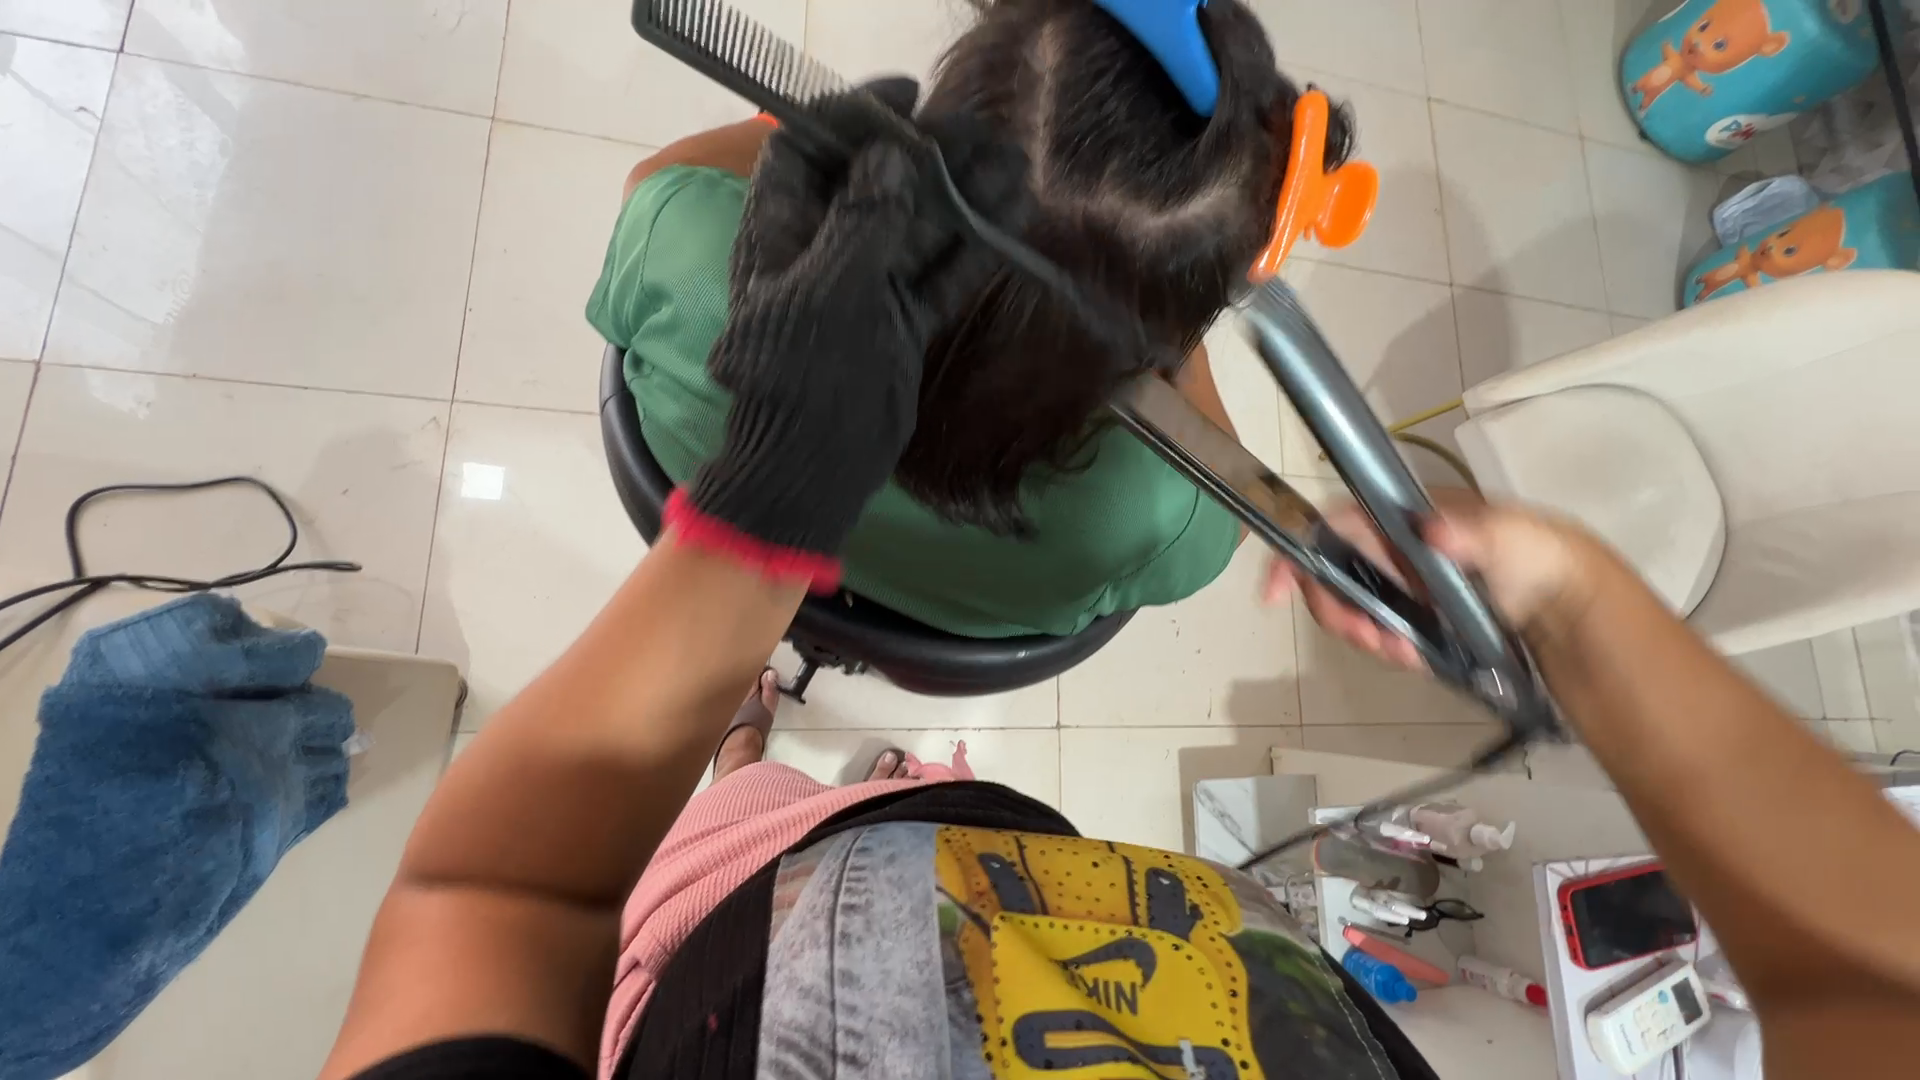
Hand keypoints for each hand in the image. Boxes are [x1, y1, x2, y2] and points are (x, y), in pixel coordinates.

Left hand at [672, 78, 1030, 587]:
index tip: (907, 101)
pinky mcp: (903, 322)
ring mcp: (867, 288)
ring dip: (963, 198)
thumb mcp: (828, 291)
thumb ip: (863, 221)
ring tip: (1013, 164)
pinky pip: (941, 275)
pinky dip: (974, 250)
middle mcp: (824, 252)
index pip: (808, 150)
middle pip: (877, 184)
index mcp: (780, 233)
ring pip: (918, 229)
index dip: (854, 117)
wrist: (816, 465)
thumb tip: (890, 154)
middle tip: (983, 136)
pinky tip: (1012, 216)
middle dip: (928, 156)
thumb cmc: (802, 378)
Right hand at [1265, 493, 1607, 668]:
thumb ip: (1472, 532)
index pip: (1328, 528)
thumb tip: (1431, 531)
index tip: (1273, 593)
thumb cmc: (1540, 556)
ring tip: (1401, 652)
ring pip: (1345, 608)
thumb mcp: (1512, 536)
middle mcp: (1385, 549)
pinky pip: (1373, 632)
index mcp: (1397, 519)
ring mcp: (1393, 585)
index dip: (1293, 555)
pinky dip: (1384, 648)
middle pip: (1326, 576)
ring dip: (1361, 634)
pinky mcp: (1405, 618)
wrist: (1572, 607)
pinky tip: (1412, 657)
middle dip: (1336, 611)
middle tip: (1370, 637)